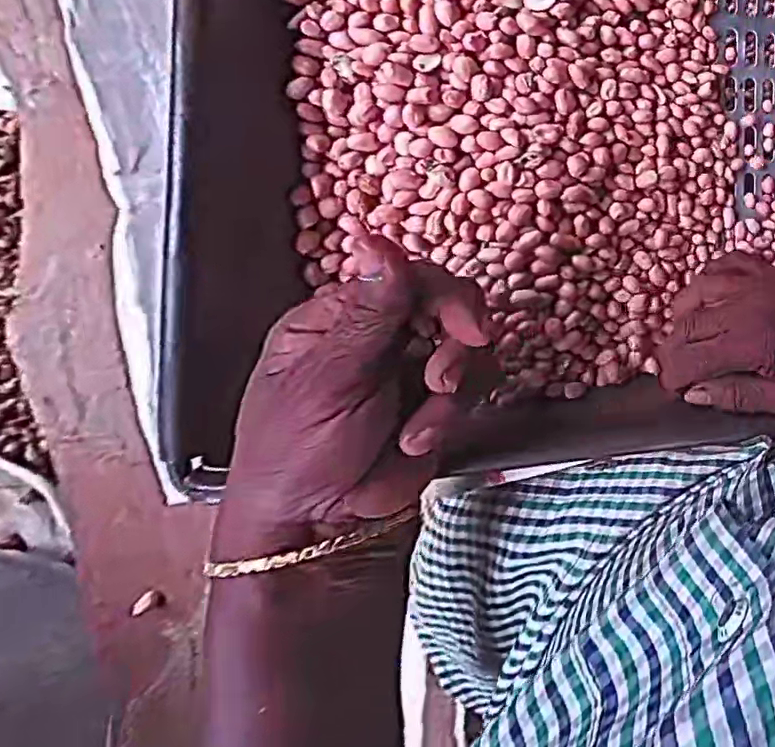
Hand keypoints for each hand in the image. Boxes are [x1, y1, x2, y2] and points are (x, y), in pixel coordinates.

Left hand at [212, 235, 493, 560]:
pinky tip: (419, 437)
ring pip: (470, 344)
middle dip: (457, 342)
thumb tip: (377, 243)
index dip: (445, 296)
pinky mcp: (439, 397)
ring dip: (455, 383)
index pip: (408, 277)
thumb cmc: (299, 454)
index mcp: (338, 318)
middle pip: (450, 304)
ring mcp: (413, 364)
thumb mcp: (329, 380)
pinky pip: (475, 381)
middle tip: (444, 379)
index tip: (468, 327)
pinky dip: (453, 411)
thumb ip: (368, 312)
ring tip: (422, 420)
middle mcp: (381, 333)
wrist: (323, 530)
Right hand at [656, 253, 774, 415]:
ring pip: (694, 292)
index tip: (676, 388)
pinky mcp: (765, 269)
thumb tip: (696, 393)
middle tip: (680, 368)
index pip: (688, 359)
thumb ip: (738, 396)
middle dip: (673, 351)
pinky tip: (712, 299)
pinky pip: (721, 264)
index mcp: (750, 344)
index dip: (673, 378)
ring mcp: (754, 283)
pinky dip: (707, 280)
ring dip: (684, 316)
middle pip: (683, 326)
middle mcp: (745, 307)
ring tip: (693, 336)